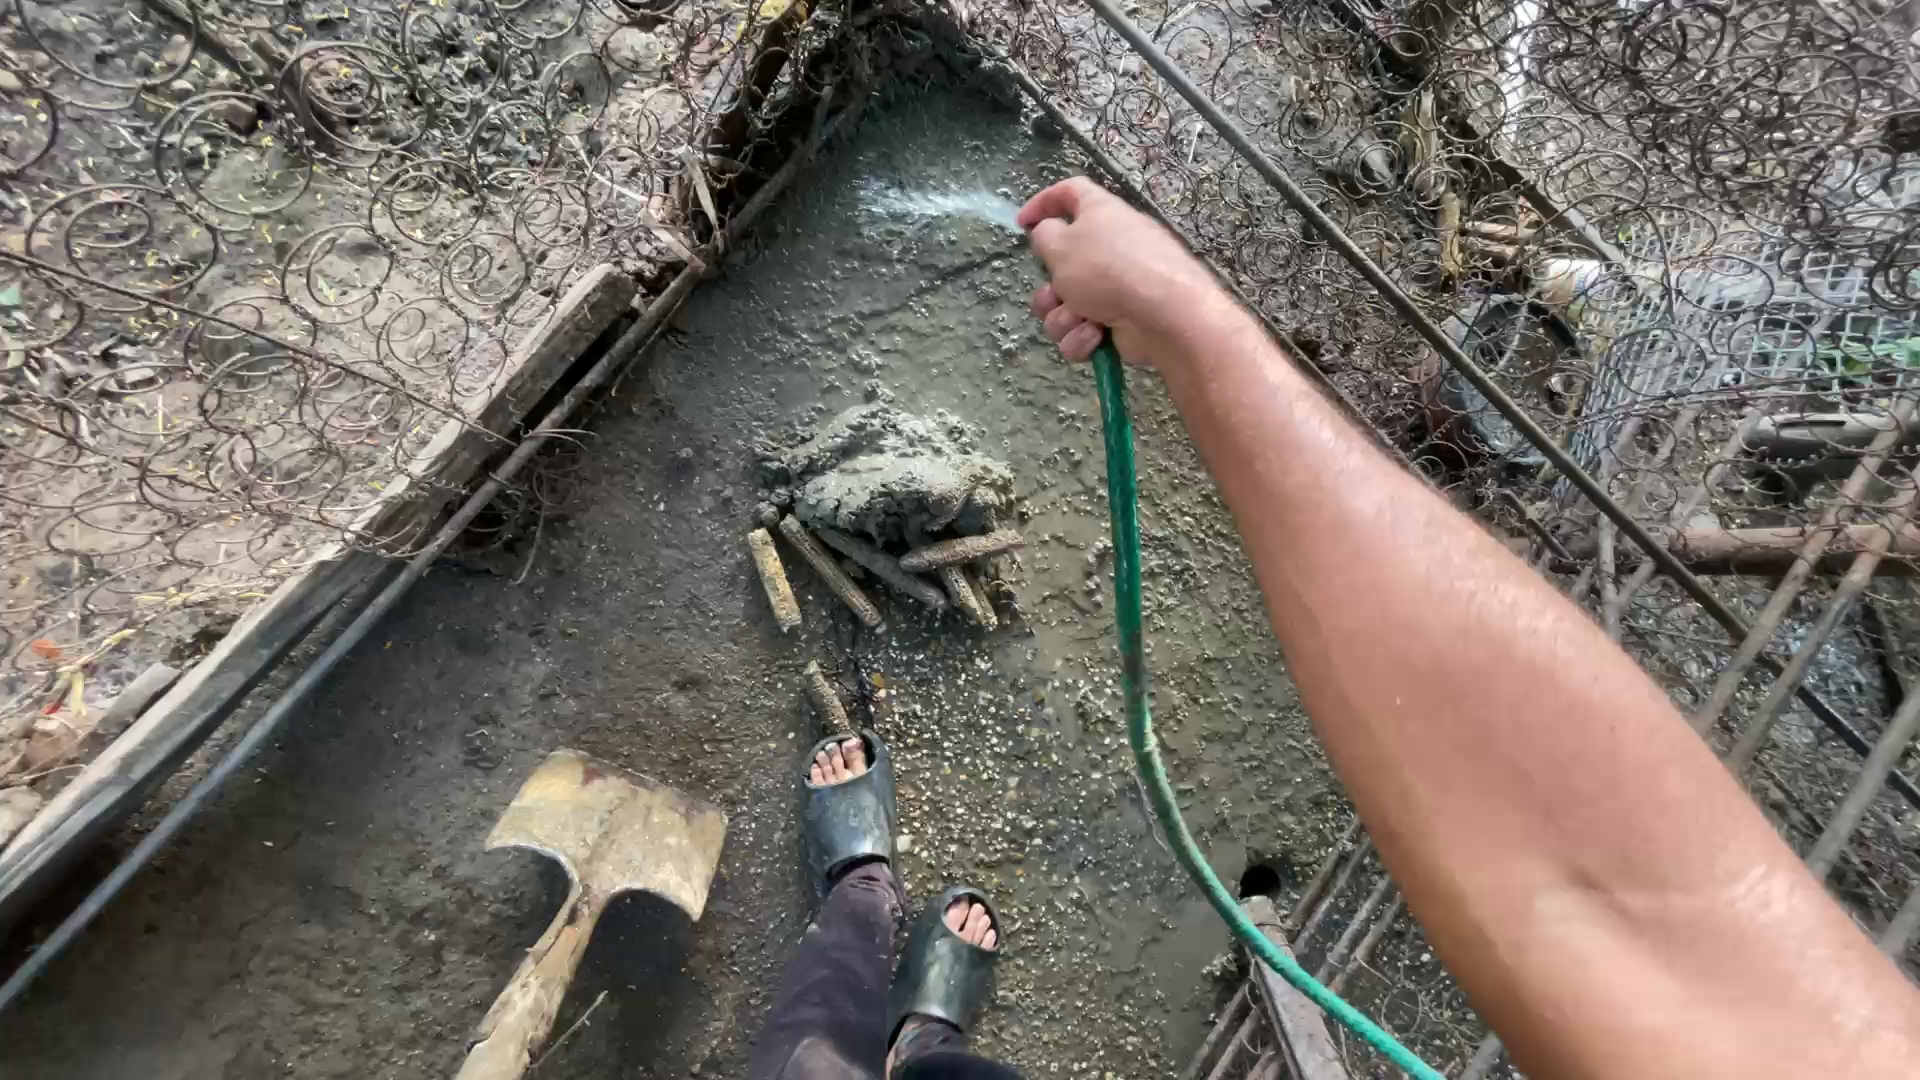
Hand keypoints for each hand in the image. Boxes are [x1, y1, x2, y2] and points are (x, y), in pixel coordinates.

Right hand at [1018, 177, 1225, 369]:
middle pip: (1060, 267)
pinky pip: (1081, 332)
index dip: (1042, 202)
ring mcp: (1113, 288)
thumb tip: (1046, 233)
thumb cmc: (1109, 269)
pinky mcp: (1116, 323)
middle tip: (1055, 296)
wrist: (1161, 315)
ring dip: (1062, 318)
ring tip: (1079, 319)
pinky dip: (1082, 337)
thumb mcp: (1061, 245)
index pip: (1069, 193)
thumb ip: (1044, 236)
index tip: (1022, 223)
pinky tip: (1096, 336)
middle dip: (1049, 290)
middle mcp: (1107, 248)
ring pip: (1064, 307)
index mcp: (1098, 214)